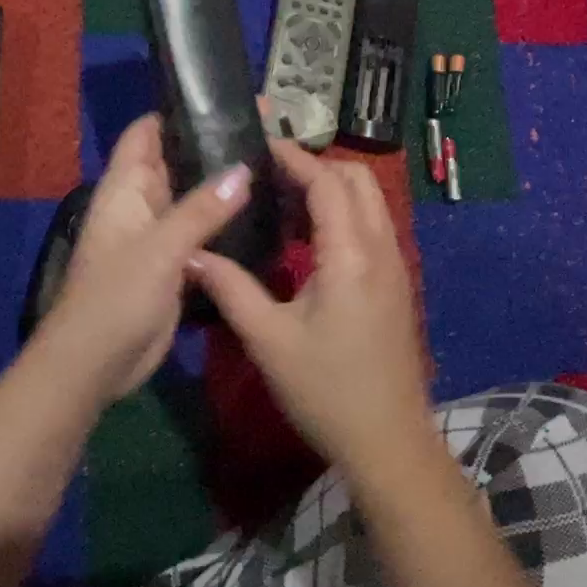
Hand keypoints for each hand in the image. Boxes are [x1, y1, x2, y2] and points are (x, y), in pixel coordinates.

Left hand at [32, 113, 253, 400]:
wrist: (97, 363)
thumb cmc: (116, 296)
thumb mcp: (160, 247)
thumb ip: (201, 209)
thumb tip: (244, 169)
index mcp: (126, 188)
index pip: (148, 132)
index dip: (179, 111)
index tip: (224, 96)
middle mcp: (142, 204)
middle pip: (177, 162)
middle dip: (213, 145)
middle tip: (267, 129)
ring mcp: (158, 235)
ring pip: (193, 198)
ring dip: (224, 184)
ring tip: (274, 163)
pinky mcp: (174, 264)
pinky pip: (201, 231)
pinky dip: (225, 220)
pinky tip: (263, 212)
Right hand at [190, 139, 436, 473]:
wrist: (388, 441)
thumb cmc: (326, 390)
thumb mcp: (268, 340)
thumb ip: (230, 288)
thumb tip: (191, 253)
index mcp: (351, 254)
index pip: (327, 182)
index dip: (294, 157)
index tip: (259, 145)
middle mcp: (381, 248)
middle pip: (357, 179)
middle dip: (316, 166)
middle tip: (269, 175)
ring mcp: (395, 265)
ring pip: (369, 201)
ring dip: (332, 189)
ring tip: (282, 201)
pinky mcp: (396, 284)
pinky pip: (372, 226)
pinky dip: (344, 213)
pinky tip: (307, 239)